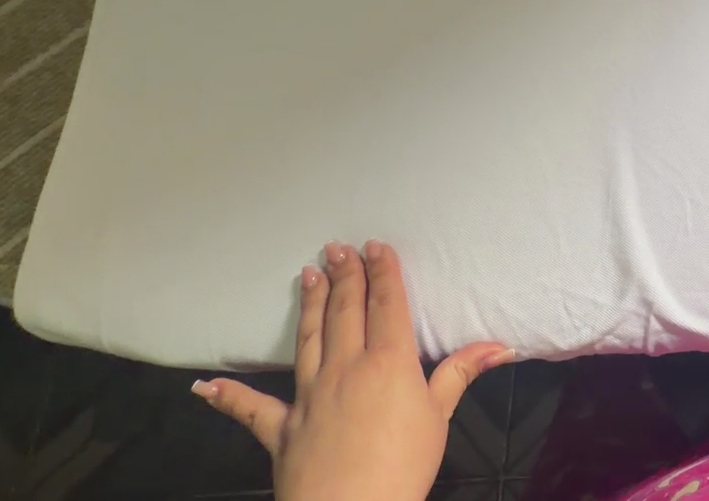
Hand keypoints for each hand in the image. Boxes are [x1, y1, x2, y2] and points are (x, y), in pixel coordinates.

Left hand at [193, 242, 515, 500]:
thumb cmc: (403, 463)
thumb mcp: (440, 414)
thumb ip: (461, 372)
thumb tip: (502, 346)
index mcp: (389, 361)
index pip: (386, 304)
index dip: (382, 272)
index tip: (375, 245)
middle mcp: (347, 368)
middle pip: (346, 313)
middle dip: (345, 277)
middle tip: (337, 247)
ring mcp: (310, 397)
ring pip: (309, 341)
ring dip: (310, 306)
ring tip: (308, 275)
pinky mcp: (281, 430)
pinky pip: (253, 409)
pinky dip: (229, 396)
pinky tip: (207, 385)